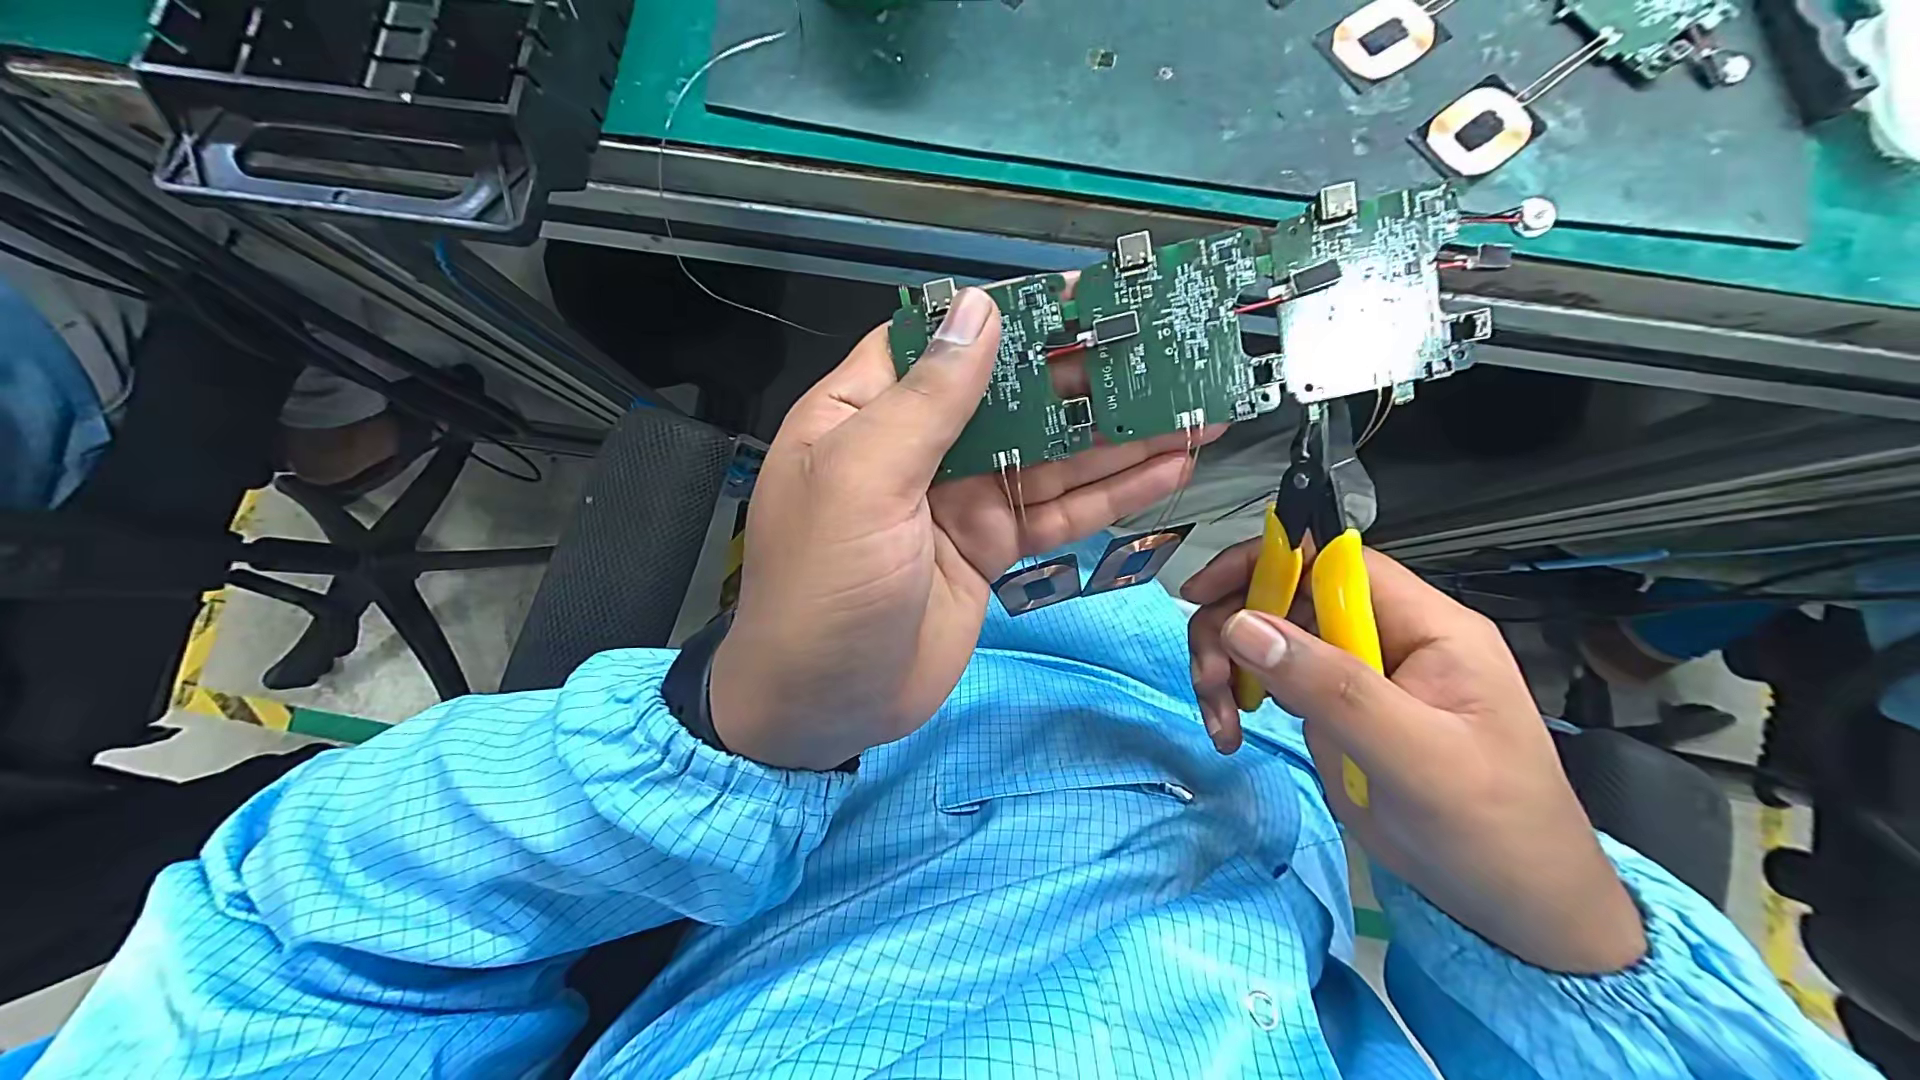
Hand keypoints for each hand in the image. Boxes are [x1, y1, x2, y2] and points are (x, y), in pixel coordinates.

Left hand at [712, 287, 1219, 770]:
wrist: (825, 704)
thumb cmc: (823, 587)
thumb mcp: (862, 481)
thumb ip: (925, 399)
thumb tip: (977, 310)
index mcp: (868, 413)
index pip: (943, 342)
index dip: (1010, 317)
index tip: (1083, 296)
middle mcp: (919, 448)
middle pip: (1012, 397)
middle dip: (1084, 378)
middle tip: (1165, 353)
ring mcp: (961, 498)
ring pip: (1048, 455)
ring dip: (1116, 435)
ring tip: (1189, 410)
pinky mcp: (992, 546)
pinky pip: (1057, 511)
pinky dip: (1109, 493)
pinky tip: (1164, 470)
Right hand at [1184, 544, 1646, 973]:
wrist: (1511, 905)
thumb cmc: (1490, 828)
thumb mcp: (1416, 757)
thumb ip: (1333, 687)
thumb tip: (1242, 625)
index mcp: (1423, 625)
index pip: (1331, 560)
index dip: (1265, 562)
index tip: (1204, 592)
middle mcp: (1381, 635)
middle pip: (1283, 595)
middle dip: (1231, 629)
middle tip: (1210, 681)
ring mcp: (1351, 671)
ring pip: (1263, 635)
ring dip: (1224, 666)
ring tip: (1220, 719)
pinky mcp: (1328, 704)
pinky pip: (1264, 677)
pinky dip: (1233, 695)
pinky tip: (1231, 730)